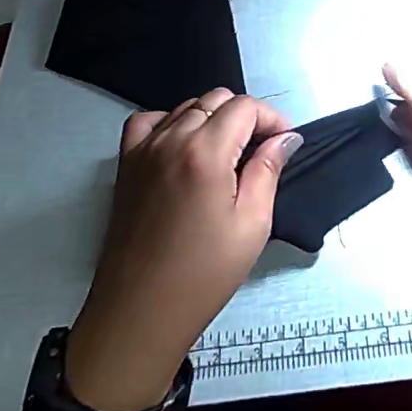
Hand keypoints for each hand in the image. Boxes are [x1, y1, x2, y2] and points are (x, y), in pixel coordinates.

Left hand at [64, 88, 302, 410]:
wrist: (141, 310)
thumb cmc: (204, 273)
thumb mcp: (253, 223)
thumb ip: (268, 170)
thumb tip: (285, 139)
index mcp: (205, 153)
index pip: (244, 107)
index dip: (272, 118)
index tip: (284, 142)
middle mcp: (170, 141)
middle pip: (215, 100)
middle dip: (247, 116)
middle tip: (263, 150)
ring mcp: (143, 151)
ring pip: (186, 107)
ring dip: (213, 119)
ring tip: (230, 153)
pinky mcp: (126, 166)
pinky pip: (149, 122)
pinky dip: (172, 123)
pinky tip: (186, 147)